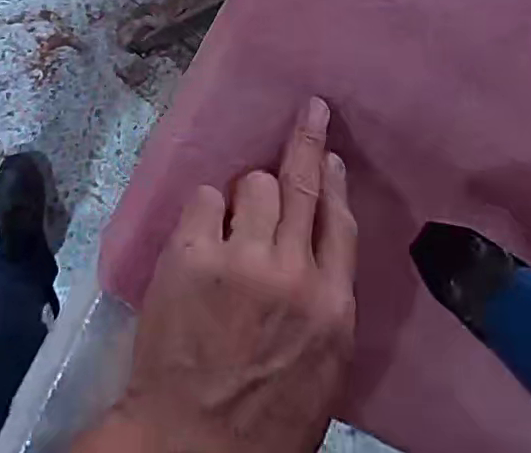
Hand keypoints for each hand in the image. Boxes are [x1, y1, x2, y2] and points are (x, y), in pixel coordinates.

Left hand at [77, 97, 357, 452]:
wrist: (192, 452)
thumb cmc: (266, 415)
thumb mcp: (324, 362)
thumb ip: (327, 296)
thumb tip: (321, 240)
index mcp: (332, 304)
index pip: (339, 219)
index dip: (335, 178)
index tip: (332, 153)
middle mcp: (292, 273)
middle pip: (302, 185)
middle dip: (308, 140)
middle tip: (310, 111)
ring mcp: (241, 261)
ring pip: (254, 183)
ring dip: (246, 192)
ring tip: (234, 218)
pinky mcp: (191, 257)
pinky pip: (204, 198)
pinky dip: (205, 209)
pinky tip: (200, 232)